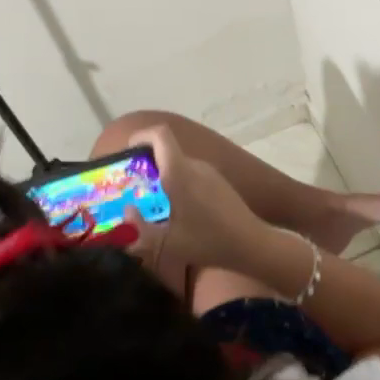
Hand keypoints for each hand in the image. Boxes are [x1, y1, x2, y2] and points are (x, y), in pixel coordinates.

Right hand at [122, 126, 269, 275]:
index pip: (160, 135)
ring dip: (163, 175)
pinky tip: (177, 209)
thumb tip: (126, 213)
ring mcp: (211, 173)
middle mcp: (196, 166)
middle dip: (147, 164)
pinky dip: (179, 183)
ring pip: (180, 165)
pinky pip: (193, 174)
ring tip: (151, 201)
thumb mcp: (168, 243)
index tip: (128, 153)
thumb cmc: (209, 241)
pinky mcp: (221, 183)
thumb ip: (139, 229)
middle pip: (167, 151)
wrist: (252, 244)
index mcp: (180, 173)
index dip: (141, 136)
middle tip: (132, 186)